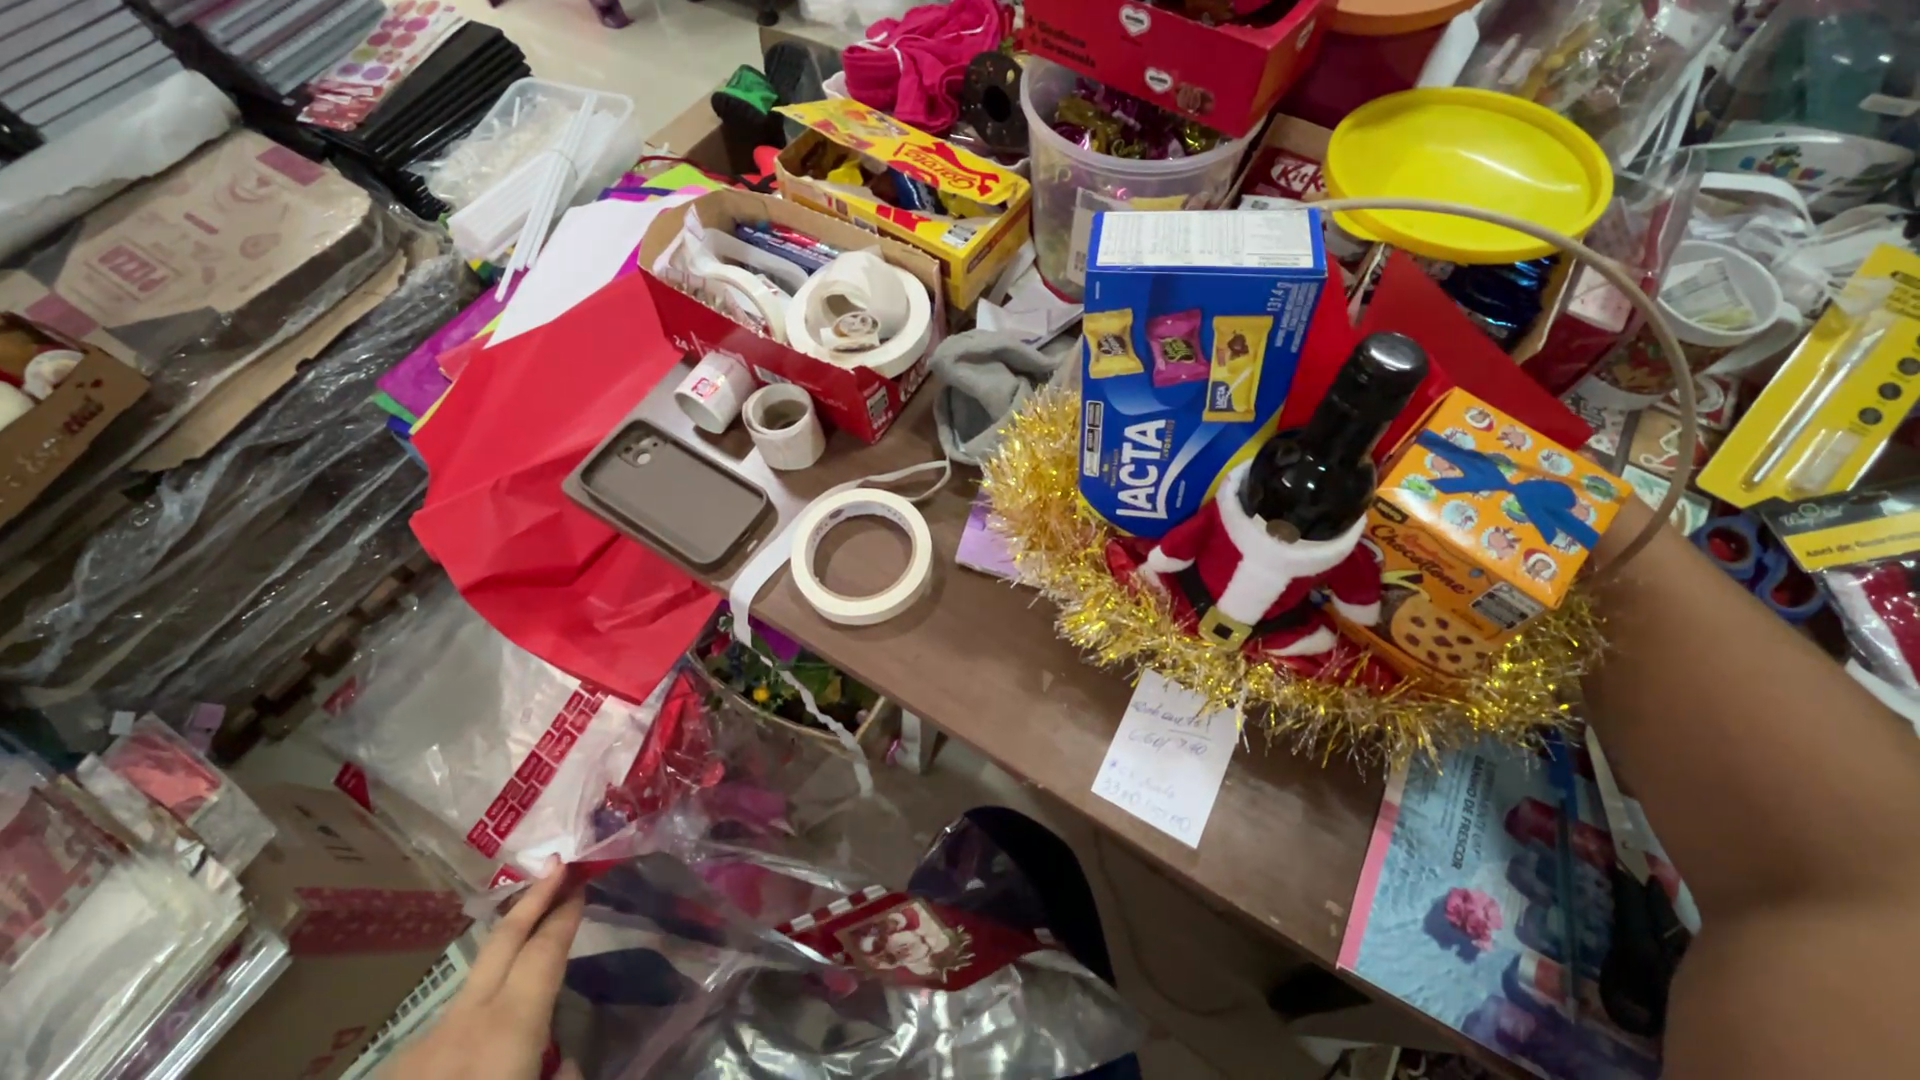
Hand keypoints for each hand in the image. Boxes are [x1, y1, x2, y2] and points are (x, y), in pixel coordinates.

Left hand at [384, 859, 586, 1079]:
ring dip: (507, 963)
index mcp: (508, 1031)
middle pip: (501, 944)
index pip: (543, 953)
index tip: (580, 878)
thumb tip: (565, 1063)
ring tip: (536, 958)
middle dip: (532, 901)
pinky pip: (452, 1031)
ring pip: (475, 989)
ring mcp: (424, 1048)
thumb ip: (566, 1078)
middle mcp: (463, 1025)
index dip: (564, 913)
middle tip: (558, 866)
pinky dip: (481, 1020)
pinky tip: (488, 1051)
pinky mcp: (401, 1074)